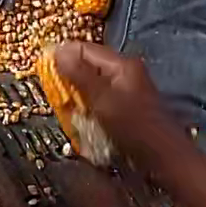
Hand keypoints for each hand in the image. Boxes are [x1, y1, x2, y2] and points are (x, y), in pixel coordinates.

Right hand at [53, 41, 192, 171]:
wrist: (164, 157)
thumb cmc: (134, 127)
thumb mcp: (103, 100)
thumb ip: (79, 75)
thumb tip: (58, 49)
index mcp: (121, 65)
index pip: (84, 49)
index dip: (62, 56)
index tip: (41, 69)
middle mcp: (124, 72)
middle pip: (87, 65)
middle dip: (67, 77)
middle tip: (51, 92)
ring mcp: (125, 89)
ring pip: (91, 83)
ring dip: (76, 94)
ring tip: (63, 106)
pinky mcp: (124, 105)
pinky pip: (99, 98)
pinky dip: (86, 105)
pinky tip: (80, 117)